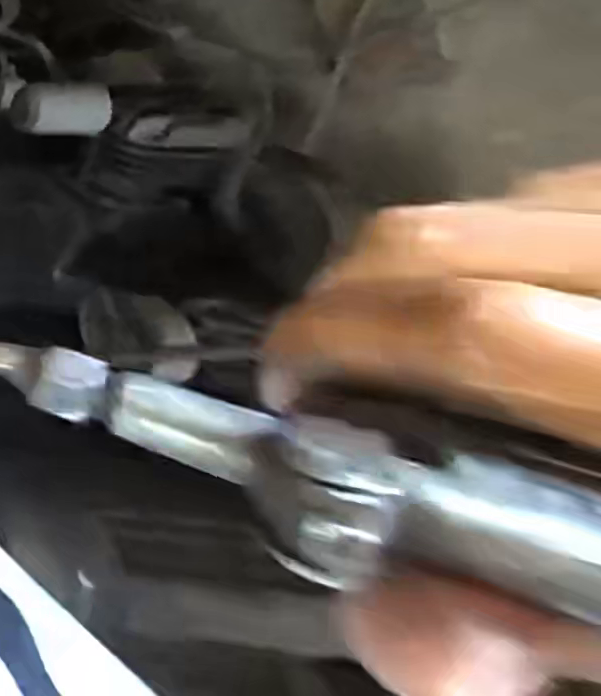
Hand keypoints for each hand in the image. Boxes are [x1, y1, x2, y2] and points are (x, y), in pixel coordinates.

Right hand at [264, 165, 600, 694]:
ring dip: (401, 276)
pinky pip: (535, 195)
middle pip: (427, 242)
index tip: (292, 399)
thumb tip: (390, 630)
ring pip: (469, 210)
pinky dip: (478, 249)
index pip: (466, 328)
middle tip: (322, 369)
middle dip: (335, 304)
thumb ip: (523, 631)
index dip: (333, 347)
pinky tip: (503, 305)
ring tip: (409, 346)